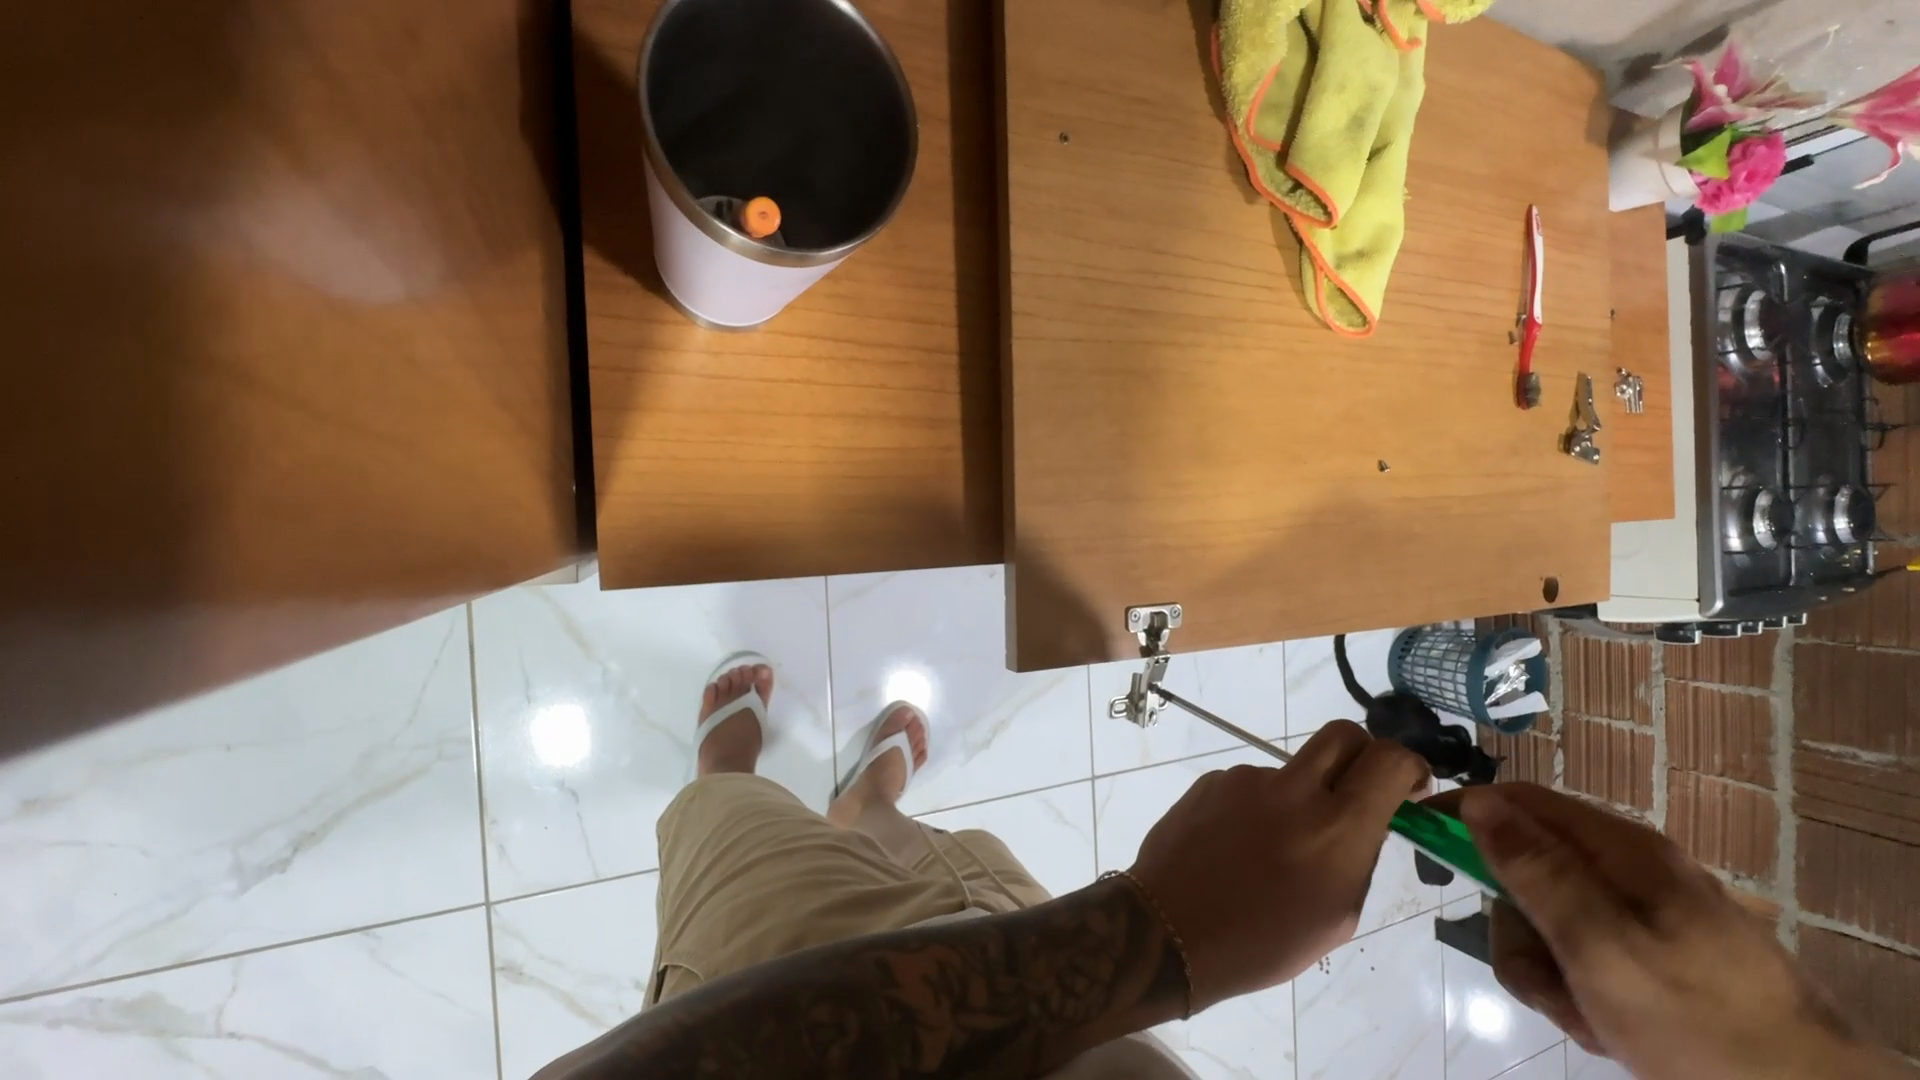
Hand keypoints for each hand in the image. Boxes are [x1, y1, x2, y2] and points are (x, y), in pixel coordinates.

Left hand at [1127, 720, 1427, 1011]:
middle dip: (1360, 754)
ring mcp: (1245, 779)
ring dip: (1295, 798)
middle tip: (1353, 791)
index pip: (1388, 759)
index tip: (1408, 787)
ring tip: (1269, 852)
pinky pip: (1249, 786)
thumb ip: (1357, 858)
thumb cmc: (1263, 941)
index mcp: (1336, 827)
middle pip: (1342, 735)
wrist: (1171, 929)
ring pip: (1290, 771)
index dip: (1408, 766)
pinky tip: (1236, 848)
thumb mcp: (1338, 916)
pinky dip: (1255, 809)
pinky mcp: (1210, 781)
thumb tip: (1362, 825)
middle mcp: (1292, 789)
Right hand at [1438, 783, 1902, 1079]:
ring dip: (1545, 970)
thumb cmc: (1698, 1019)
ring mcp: (1641, 915)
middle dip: (1516, 926)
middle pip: (1525, 869)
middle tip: (1541, 973)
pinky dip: (1577, 991)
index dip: (1463, 810)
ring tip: (1586, 1014)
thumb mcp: (1600, 944)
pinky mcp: (1650, 955)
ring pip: (1545, 921)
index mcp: (1620, 851)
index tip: (1419, 836)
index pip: (1517, 800)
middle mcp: (1627, 871)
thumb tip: (1476, 798)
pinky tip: (1606, 1026)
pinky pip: (1580, 956)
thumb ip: (1535, 869)